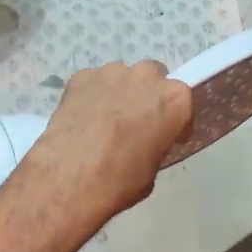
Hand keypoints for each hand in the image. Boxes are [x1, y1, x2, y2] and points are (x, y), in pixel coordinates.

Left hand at [22, 61, 192, 225]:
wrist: (70, 175)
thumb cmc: (120, 179)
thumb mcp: (153, 168)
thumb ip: (156, 142)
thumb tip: (144, 140)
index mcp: (173, 99)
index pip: (181, 100)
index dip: (174, 118)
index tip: (166, 133)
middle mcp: (145, 76)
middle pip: (152, 77)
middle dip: (147, 95)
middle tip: (135, 120)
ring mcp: (111, 72)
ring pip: (121, 77)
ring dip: (119, 92)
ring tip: (105, 119)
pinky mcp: (81, 75)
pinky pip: (93, 82)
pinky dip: (92, 95)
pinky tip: (83, 117)